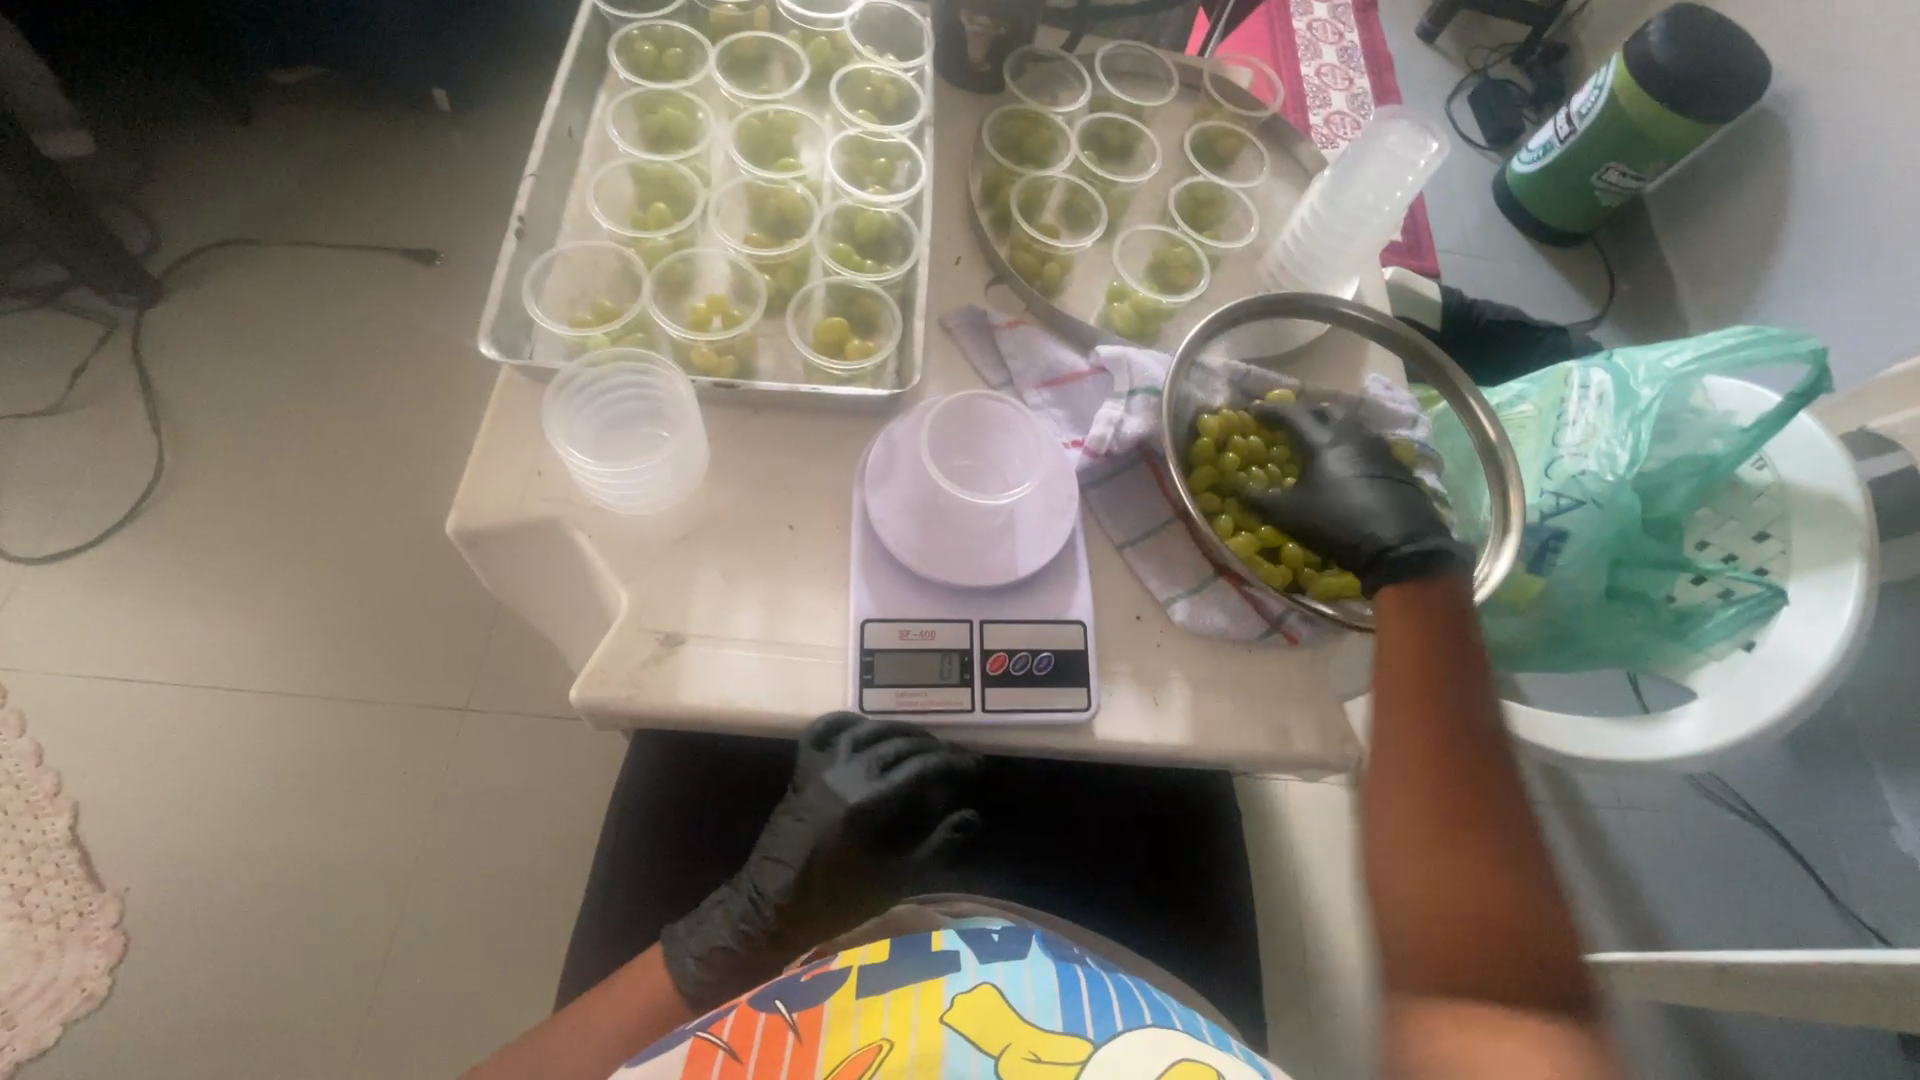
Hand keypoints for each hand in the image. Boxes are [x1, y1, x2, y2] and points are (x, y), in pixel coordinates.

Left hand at [660, 713, 982, 1010]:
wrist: (771, 908)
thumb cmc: (836, 901)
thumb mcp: (896, 881)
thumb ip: (937, 845)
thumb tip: (973, 816)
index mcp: (868, 802)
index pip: (922, 767)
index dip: (953, 763)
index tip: (975, 764)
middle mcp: (845, 774)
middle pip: (898, 744)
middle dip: (932, 746)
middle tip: (953, 755)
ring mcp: (820, 768)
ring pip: (866, 731)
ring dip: (898, 730)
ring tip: (920, 739)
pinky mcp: (801, 771)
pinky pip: (823, 731)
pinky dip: (847, 722)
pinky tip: (865, 725)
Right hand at [1246, 402, 1469, 596]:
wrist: (1400, 544)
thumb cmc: (1336, 523)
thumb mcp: (1287, 514)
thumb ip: (1256, 498)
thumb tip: (1231, 485)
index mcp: (1321, 441)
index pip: (1290, 415)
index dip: (1268, 411)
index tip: (1252, 411)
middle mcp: (1350, 434)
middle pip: (1324, 410)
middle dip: (1302, 413)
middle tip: (1287, 423)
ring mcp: (1378, 447)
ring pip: (1350, 423)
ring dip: (1329, 425)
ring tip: (1317, 438)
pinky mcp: (1395, 464)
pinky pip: (1367, 441)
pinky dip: (1349, 442)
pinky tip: (1346, 460)